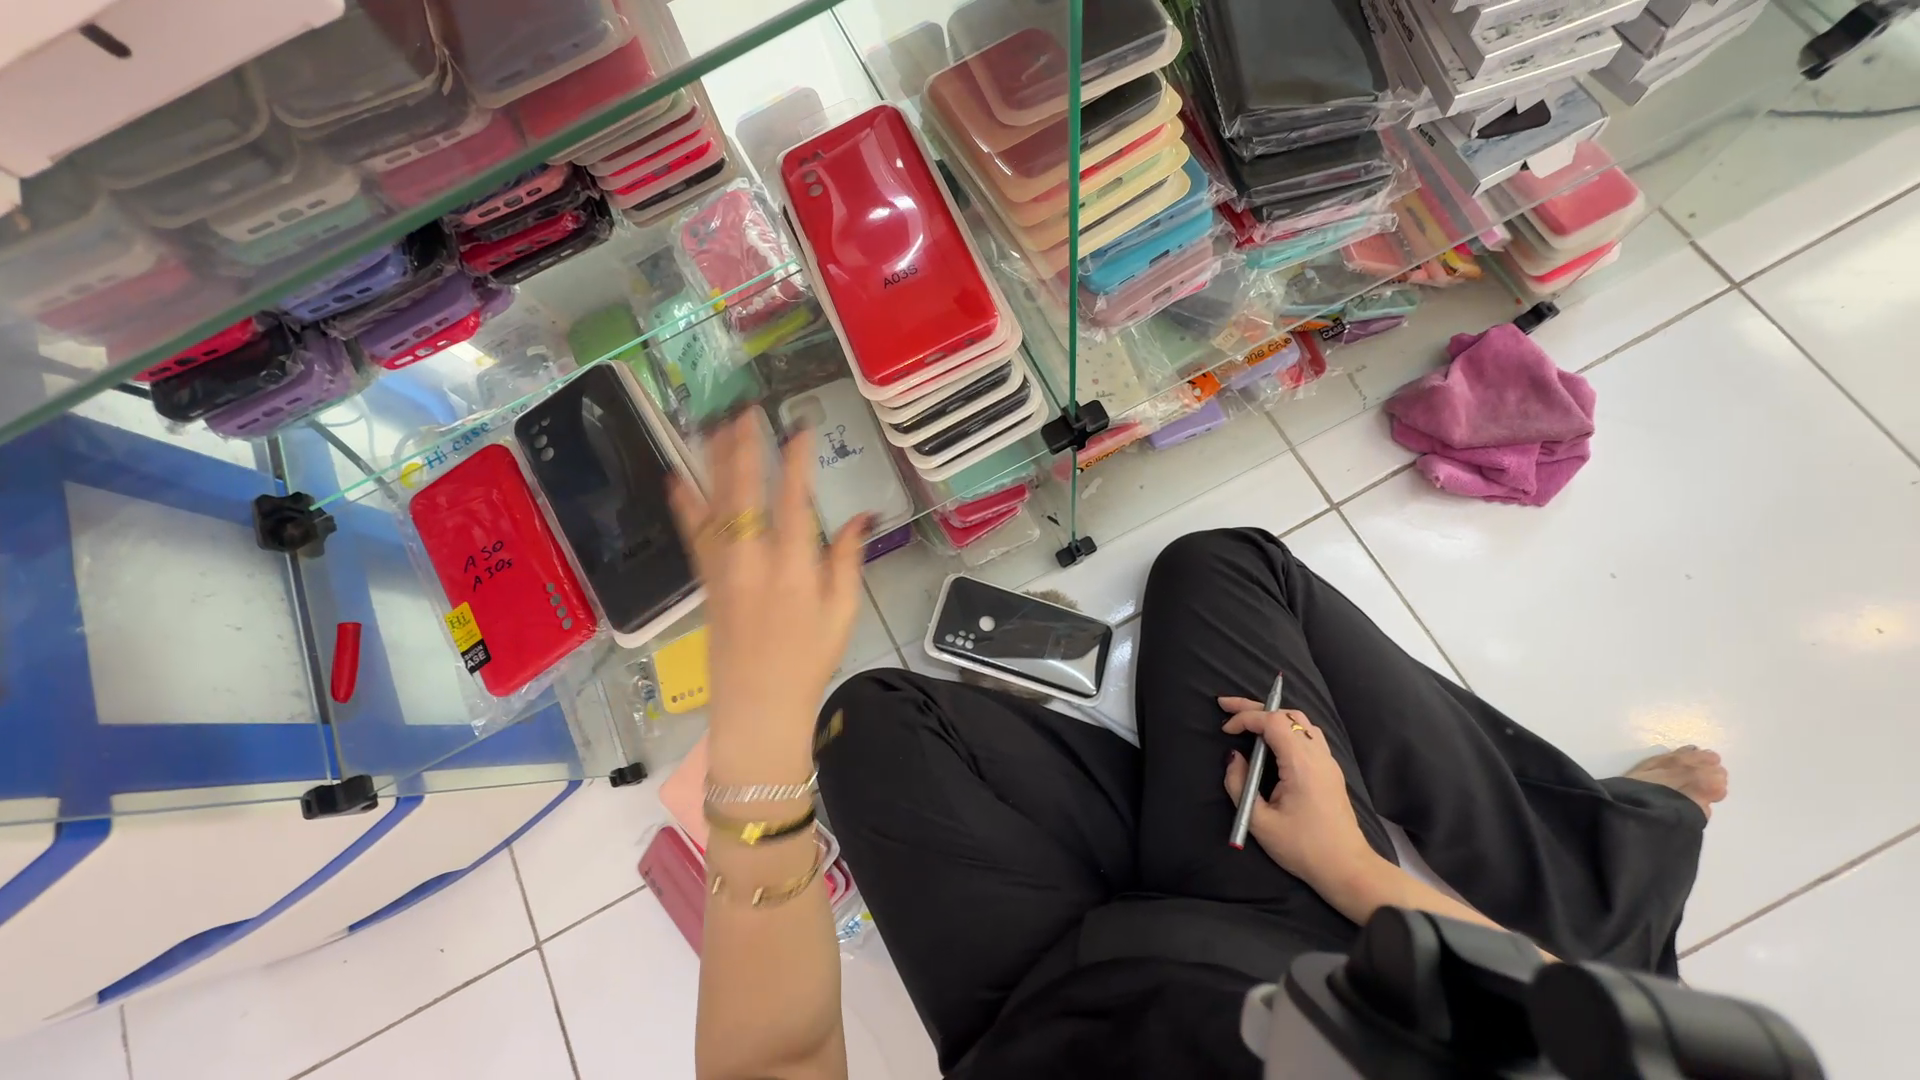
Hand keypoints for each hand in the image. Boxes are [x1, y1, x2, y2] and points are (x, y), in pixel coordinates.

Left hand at [667, 412, 867, 745]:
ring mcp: (723, 568)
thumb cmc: (809, 662)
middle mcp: (753, 560)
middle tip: (745, 410)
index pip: (794, 499)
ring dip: (714, 462)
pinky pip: (693, 533)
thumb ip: (847, 559)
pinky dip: (685, 503)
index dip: (796, 459)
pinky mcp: (705, 581)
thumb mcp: (842, 613)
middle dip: (745, 447)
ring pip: (714, 504)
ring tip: (714, 424)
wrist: (758, 707)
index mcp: (794, 567)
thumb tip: (861, 515)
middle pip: (745, 491)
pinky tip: (677, 476)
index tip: (799, 426)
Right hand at [1220, 697, 1382, 889]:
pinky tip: (1272, 739)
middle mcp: (1318, 756)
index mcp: (1301, 765)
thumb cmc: (1302, 848)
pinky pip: (1309, 734)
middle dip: (1254, 707)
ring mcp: (1328, 761)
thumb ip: (1239, 784)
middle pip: (1287, 715)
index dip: (1246, 718)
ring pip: (1301, 721)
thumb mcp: (1259, 822)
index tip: (1226, 730)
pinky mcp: (1331, 770)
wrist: (1347, 868)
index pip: (1273, 722)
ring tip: (1248, 720)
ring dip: (1273, 715)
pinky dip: (1286, 727)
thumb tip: (1234, 758)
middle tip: (1225, 705)